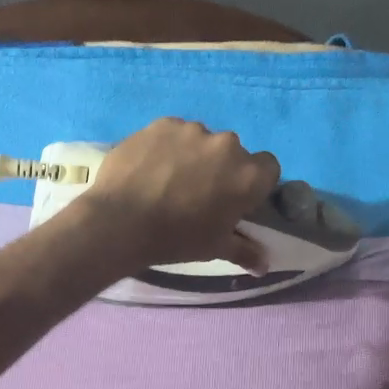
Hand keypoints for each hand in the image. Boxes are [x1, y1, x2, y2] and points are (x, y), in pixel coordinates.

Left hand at [70, 118, 280, 272]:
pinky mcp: (162, 123)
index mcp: (248, 176)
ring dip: (192, 155)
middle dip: (220, 167)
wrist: (120, 222)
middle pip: (233, 152)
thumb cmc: (176, 239)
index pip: (268, 167)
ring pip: (201, 140)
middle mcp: (227, 145)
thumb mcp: (214, 249)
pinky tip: (149, 167)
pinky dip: (166, 146)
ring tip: (168, 179)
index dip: (254, 182)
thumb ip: (245, 251)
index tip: (235, 197)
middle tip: (198, 191)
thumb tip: (264, 265)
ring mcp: (193, 130)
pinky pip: (172, 133)